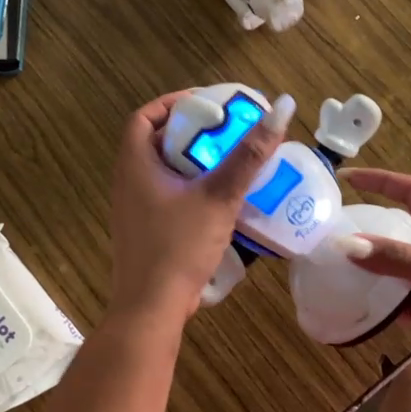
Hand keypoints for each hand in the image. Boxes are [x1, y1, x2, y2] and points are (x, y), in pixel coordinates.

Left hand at [108, 91, 293, 322]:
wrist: (151, 308)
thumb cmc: (178, 246)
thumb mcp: (219, 197)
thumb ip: (250, 155)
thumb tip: (282, 107)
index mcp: (135, 164)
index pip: (144, 116)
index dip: (174, 103)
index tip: (208, 104)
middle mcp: (128, 181)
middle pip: (156, 141)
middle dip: (192, 132)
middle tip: (228, 131)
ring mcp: (133, 208)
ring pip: (162, 170)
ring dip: (193, 161)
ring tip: (230, 159)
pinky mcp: (145, 229)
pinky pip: (166, 194)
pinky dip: (190, 185)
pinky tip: (220, 196)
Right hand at [332, 168, 410, 380]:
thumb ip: (395, 257)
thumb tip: (345, 244)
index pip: (410, 191)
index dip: (381, 180)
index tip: (348, 179)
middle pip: (396, 229)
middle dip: (366, 226)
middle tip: (329, 232)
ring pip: (392, 267)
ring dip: (367, 267)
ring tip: (331, 268)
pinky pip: (395, 300)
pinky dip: (375, 300)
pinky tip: (352, 304)